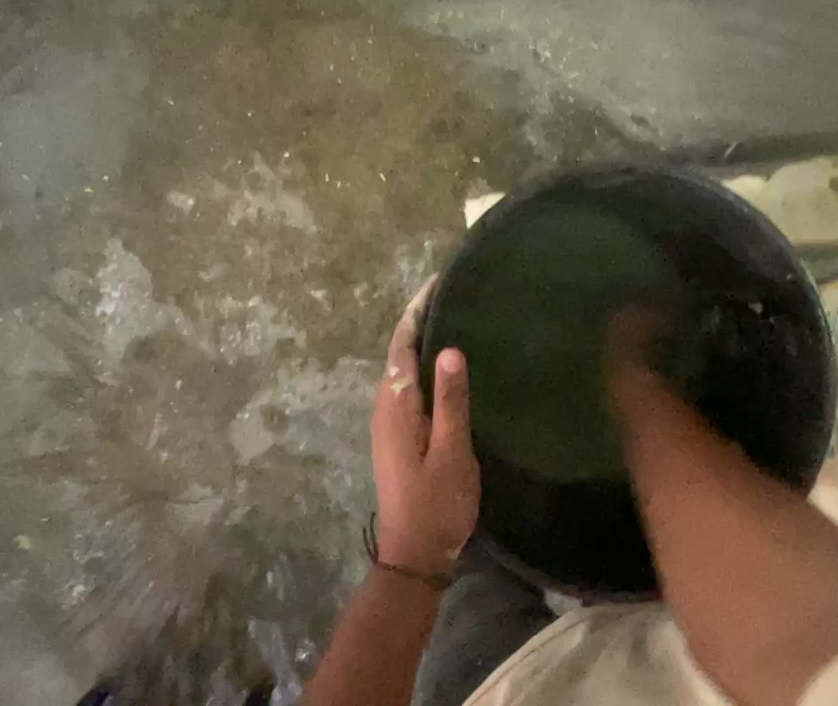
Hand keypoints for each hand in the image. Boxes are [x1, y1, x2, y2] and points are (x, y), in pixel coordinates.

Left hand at [371, 278, 478, 576]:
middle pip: (397, 353)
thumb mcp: (452, 450)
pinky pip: (407, 386)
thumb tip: (450, 349)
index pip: (401, 346)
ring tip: (451, 319)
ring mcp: (389, 422)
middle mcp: (385, 408)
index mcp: (396, 406)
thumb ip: (451, 400)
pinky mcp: (397, 435)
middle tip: (450, 294)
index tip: (435, 284)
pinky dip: (422, 365)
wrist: (414, 553)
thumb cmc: (436, 502)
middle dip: (418, 320)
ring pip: (401, 369)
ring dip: (419, 342)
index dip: (416, 312)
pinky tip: (445, 367)